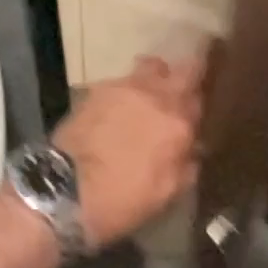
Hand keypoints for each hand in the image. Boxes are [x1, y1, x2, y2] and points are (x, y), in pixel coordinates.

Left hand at [50, 54, 203, 246]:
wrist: (66, 189)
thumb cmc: (122, 199)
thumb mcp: (166, 193)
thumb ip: (186, 164)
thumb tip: (193, 147)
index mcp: (177, 123)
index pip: (200, 94)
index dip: (201, 98)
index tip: (201, 103)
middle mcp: (154, 95)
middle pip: (180, 69)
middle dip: (185, 76)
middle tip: (181, 92)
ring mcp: (124, 87)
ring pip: (150, 68)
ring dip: (155, 78)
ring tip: (149, 98)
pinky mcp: (98, 88)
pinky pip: (122, 81)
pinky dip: (128, 90)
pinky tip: (120, 109)